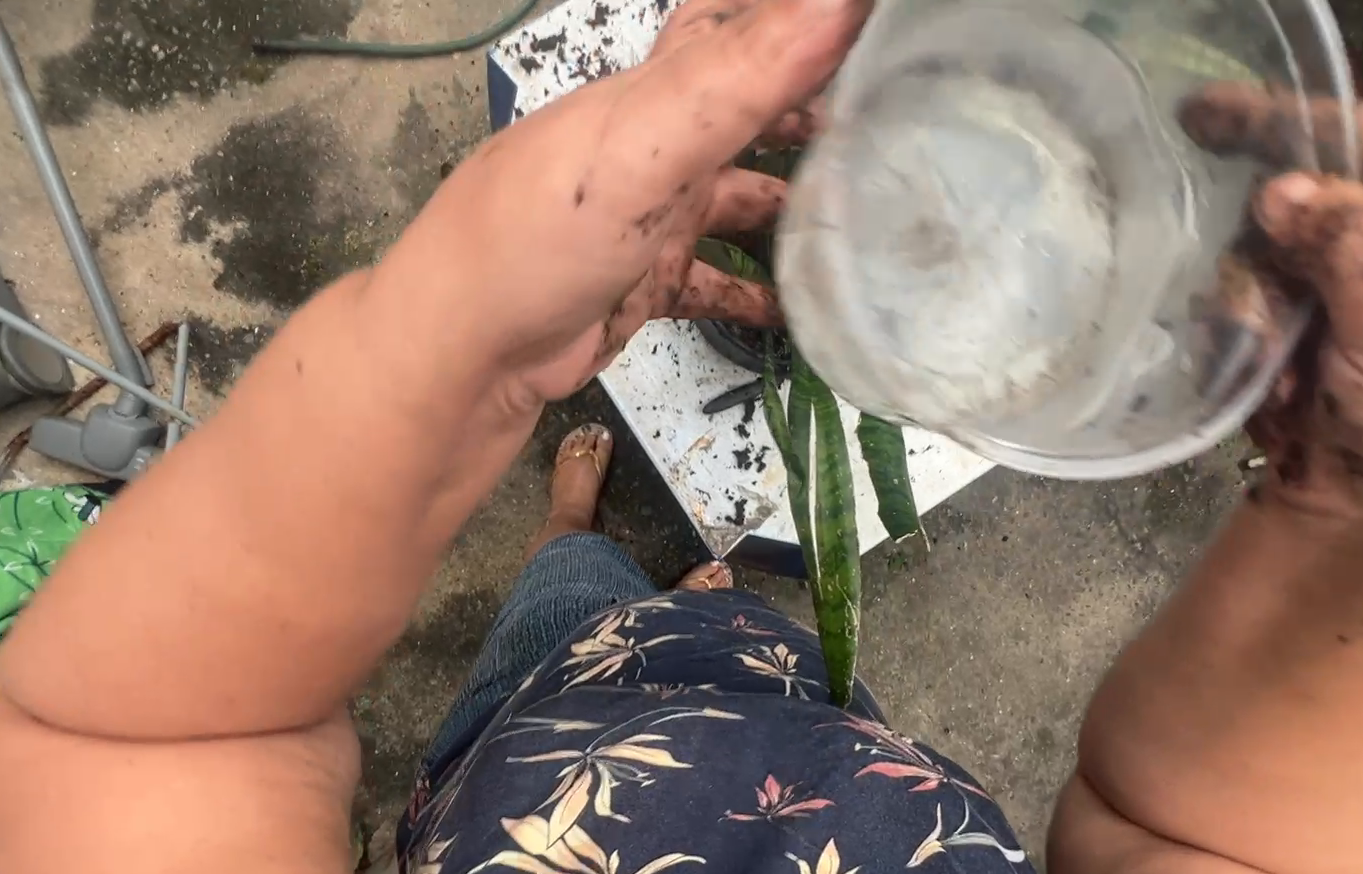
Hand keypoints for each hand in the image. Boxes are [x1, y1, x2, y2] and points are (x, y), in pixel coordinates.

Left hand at [372, 0, 868, 409]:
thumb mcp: (640, 148)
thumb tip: (839, 3)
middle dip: (816, 116)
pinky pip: (715, 281)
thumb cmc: (539, 239)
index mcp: (654, 93)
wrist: (471, 351)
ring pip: (740, 204)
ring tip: (859, 227)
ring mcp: (652, 219)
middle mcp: (657, 147)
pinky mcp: (647, 284)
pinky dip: (753, 294)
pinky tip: (794, 311)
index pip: (741, 26)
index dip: (803, 17)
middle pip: (752, 115)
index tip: (879, 33)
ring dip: (794, 214)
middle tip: (891, 135)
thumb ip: (734, 81)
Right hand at [1184, 88, 1362, 558]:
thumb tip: (1277, 196)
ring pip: (1280, 280)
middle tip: (1253, 311)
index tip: (1208, 119)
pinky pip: (1260, 338)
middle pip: (1325, 215)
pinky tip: (1273, 405)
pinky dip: (1251, 365)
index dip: (1309, 121)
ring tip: (1278, 382)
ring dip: (1259, 325)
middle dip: (1274, 258)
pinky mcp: (1319, 373)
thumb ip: (1359, 233)